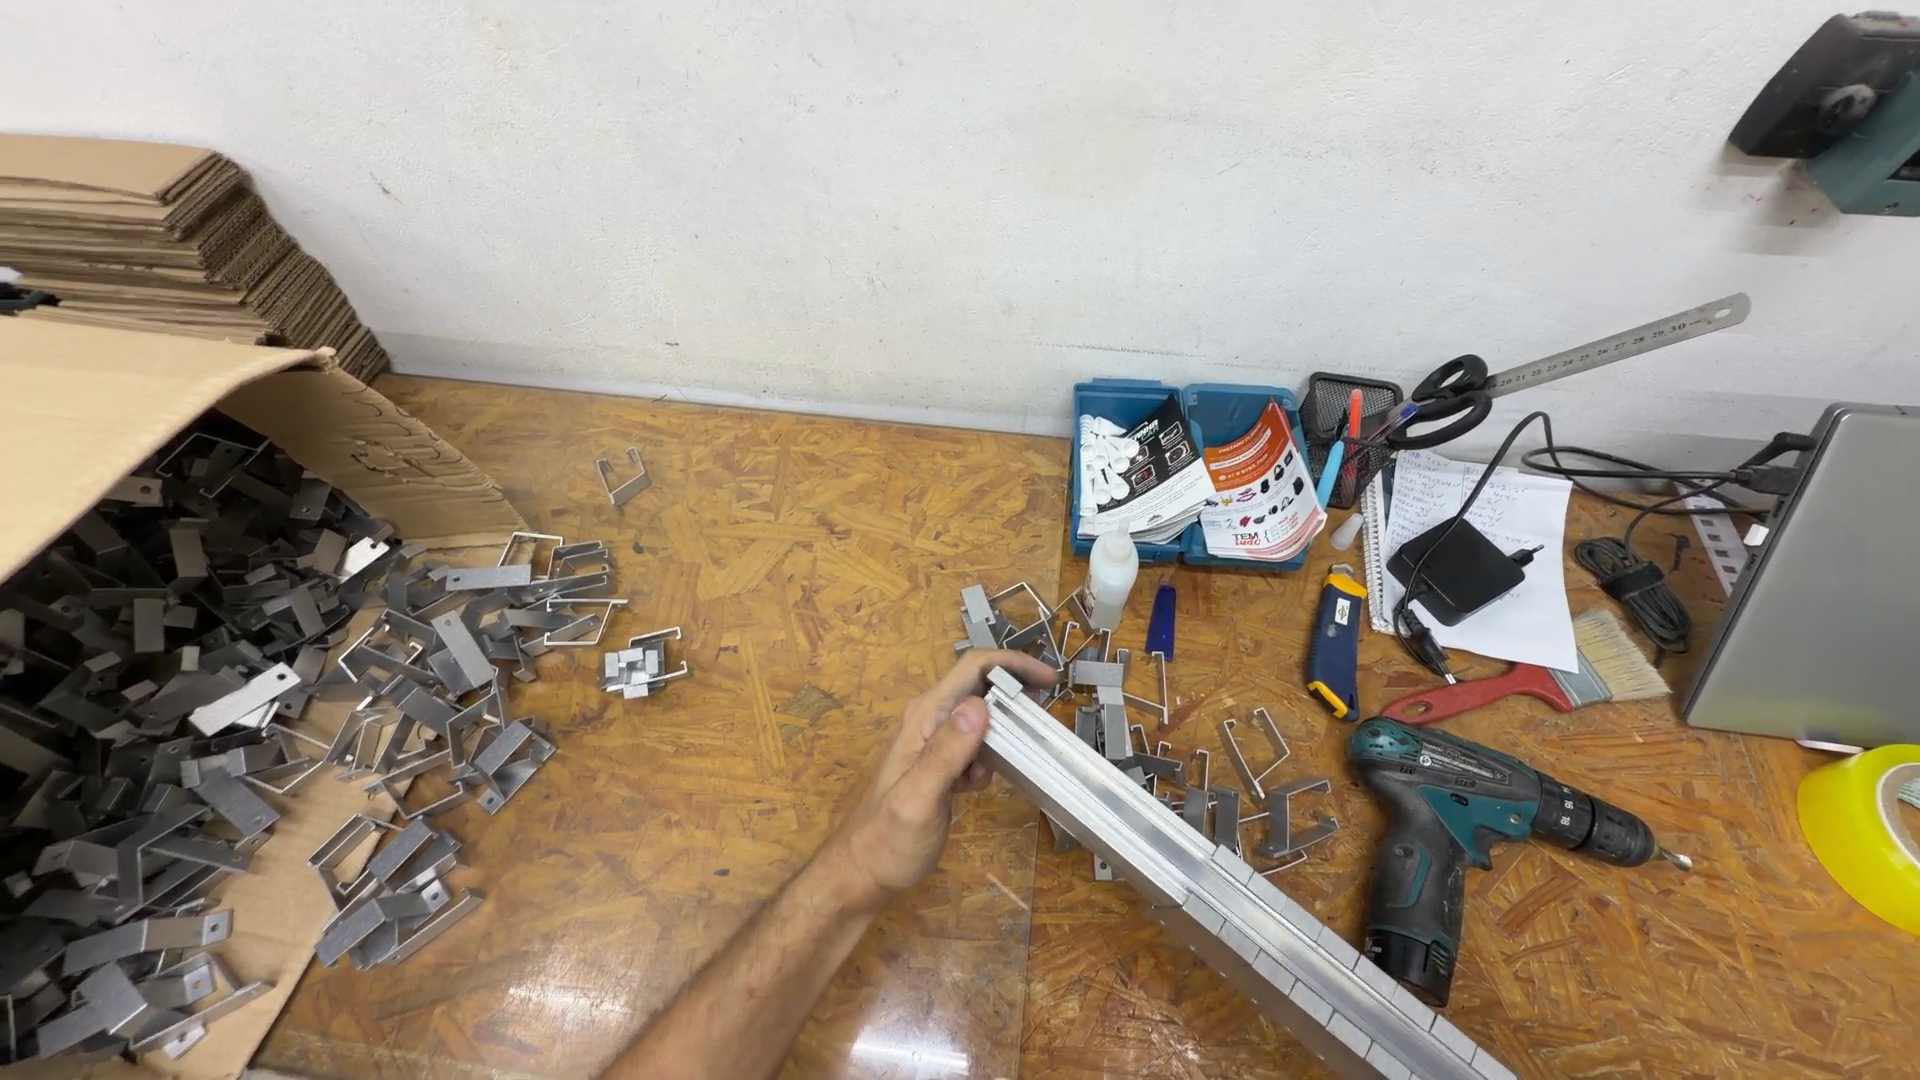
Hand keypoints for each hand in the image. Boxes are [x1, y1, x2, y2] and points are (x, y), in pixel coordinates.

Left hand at [817, 648, 1057, 912]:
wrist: (864, 872)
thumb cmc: (887, 840)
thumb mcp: (918, 799)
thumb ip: (946, 753)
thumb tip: (979, 707)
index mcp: (925, 716)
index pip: (973, 668)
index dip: (1013, 665)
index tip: (1048, 680)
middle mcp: (929, 719)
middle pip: (980, 683)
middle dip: (1015, 692)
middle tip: (1040, 719)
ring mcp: (933, 740)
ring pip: (980, 714)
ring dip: (1003, 731)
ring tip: (1009, 761)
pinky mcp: (940, 762)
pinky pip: (975, 743)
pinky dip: (988, 757)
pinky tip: (976, 785)